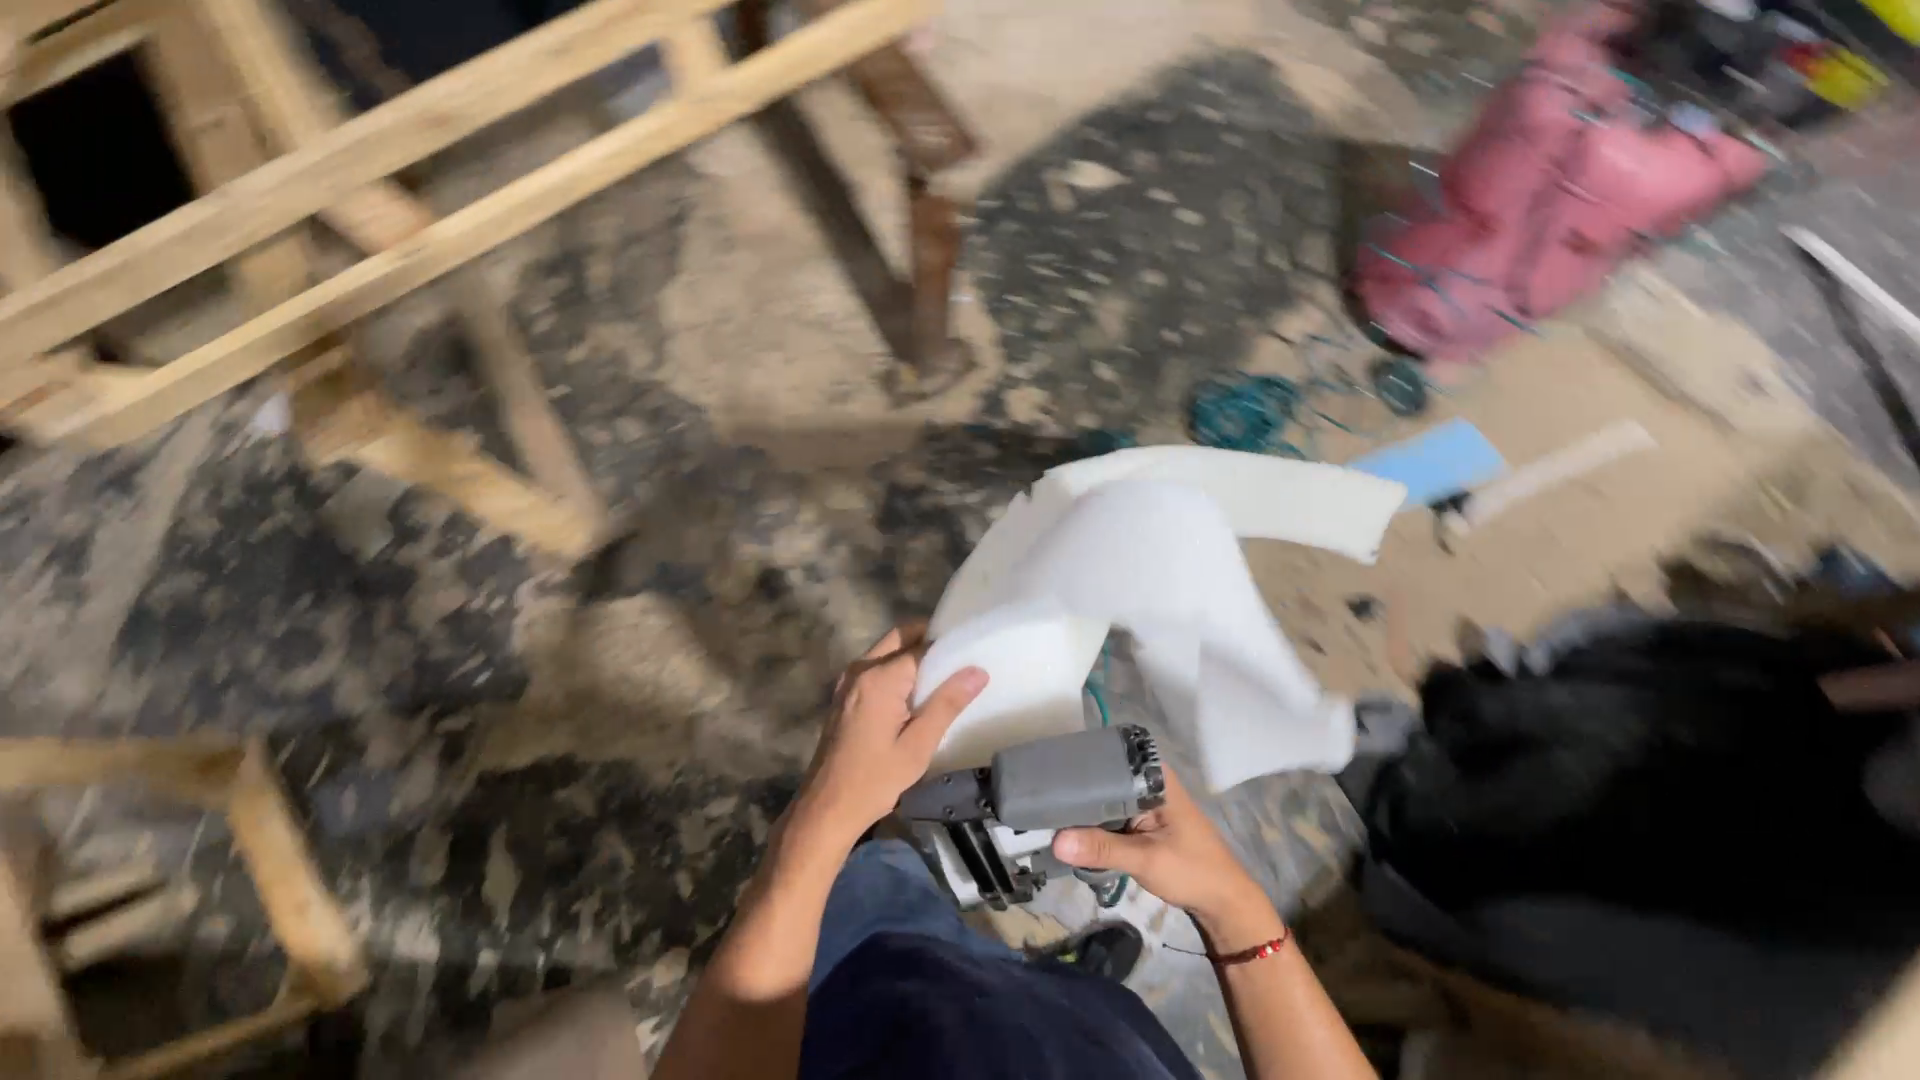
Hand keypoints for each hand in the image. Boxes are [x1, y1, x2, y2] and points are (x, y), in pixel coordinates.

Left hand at [788, 623, 987, 850]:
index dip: (947, 647)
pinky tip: (915, 694)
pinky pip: (874, 668)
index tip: (972, 652)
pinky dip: (895, 670)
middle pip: (900, 638)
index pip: (921, 647)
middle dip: (928, 641)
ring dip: (911, 655)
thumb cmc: (875, 779)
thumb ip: (947, 703)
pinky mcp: (844, 695)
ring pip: (886, 651)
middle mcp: (860, 670)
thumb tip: (977, 671)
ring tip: (943, 676)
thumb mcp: (918, 745)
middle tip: (959, 659)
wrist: (827, 807)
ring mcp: (847, 681)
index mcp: (879, 678)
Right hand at [1052, 768, 1282, 950]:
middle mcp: (1147, 783)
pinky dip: (1092, 826)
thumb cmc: (1192, 871)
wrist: (1224, 903)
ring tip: (1042, 813)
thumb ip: (1102, 848)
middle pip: (1101, 782)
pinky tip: (1067, 831)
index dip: (1075, 770)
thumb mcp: (1145, 859)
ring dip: (1080, 812)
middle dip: (1073, 794)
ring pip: (1103, 801)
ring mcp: (1144, 803)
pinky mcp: (1140, 823)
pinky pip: (1109, 817)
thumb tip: (1056, 841)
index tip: (1042, 779)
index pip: (1107, 761)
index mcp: (1154, 777)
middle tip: (1034, 801)